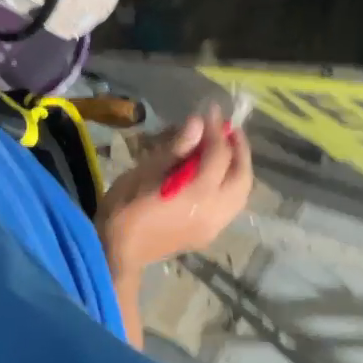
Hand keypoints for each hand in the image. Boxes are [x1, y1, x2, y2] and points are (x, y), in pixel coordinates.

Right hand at [95, 107, 253, 279]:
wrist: (120, 251)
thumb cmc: (125, 206)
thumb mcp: (144, 172)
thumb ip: (175, 149)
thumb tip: (197, 123)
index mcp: (197, 195)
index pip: (219, 156)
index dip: (218, 131)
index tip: (212, 111)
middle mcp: (215, 212)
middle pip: (242, 178)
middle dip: (239, 150)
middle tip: (228, 128)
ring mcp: (215, 226)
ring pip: (242, 194)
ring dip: (238, 168)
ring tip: (224, 146)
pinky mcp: (210, 233)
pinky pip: (231, 205)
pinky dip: (230, 183)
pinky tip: (213, 172)